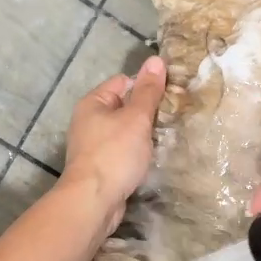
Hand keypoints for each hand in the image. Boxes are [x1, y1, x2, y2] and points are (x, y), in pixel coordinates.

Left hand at [60, 56, 165, 234]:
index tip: (170, 96)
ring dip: (143, 136)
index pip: (122, 82)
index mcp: (93, 103)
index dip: (145, 86)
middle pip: (123, 108)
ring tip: (166, 138)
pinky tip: (151, 159)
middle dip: (146, 113)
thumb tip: (156, 60)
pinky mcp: (100, 167)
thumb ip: (148, 91)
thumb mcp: (136, 118)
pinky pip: (122, 152)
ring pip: (124, 132)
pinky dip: (135, 154)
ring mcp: (92, 146)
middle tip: (172, 118)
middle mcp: (88, 121)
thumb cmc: (114, 154)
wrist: (93, 201)